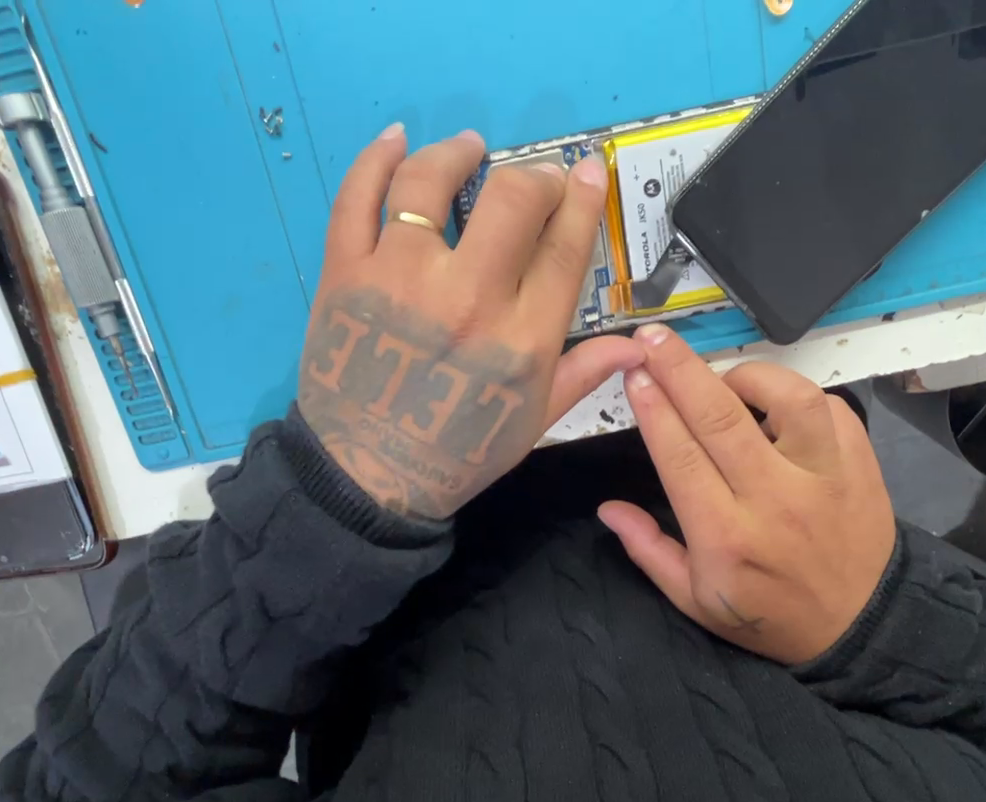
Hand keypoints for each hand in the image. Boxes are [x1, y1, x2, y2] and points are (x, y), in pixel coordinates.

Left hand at [296, 124, 643, 519]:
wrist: (369, 478)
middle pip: (513, 200)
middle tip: (532, 183)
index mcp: (522, 339)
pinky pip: (357, 199)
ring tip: (468, 148)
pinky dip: (374, 160)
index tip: (585, 173)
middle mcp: (468, 298)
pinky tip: (394, 140)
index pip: (565, 247)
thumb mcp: (534, 423)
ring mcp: (400, 280)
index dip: (581, 200)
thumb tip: (641, 346)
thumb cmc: (460, 454)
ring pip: (430, 183)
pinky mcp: (345, 274)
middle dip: (534, 178)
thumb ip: (583, 373)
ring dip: (456, 153)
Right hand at [597, 326, 896, 664]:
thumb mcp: (695, 601)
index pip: (681, 457)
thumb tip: (607, 508)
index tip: (632, 375)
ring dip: (744, 375)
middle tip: (651, 339)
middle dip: (680, 369)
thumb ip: (649, 551)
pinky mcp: (859, 463)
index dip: (653, 409)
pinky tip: (771, 402)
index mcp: (726, 536)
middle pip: (721, 417)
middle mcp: (774, 499)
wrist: (860, 628)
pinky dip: (793, 394)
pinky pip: (827, 407)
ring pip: (787, 398)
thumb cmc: (767, 615)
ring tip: (720, 377)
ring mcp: (824, 476)